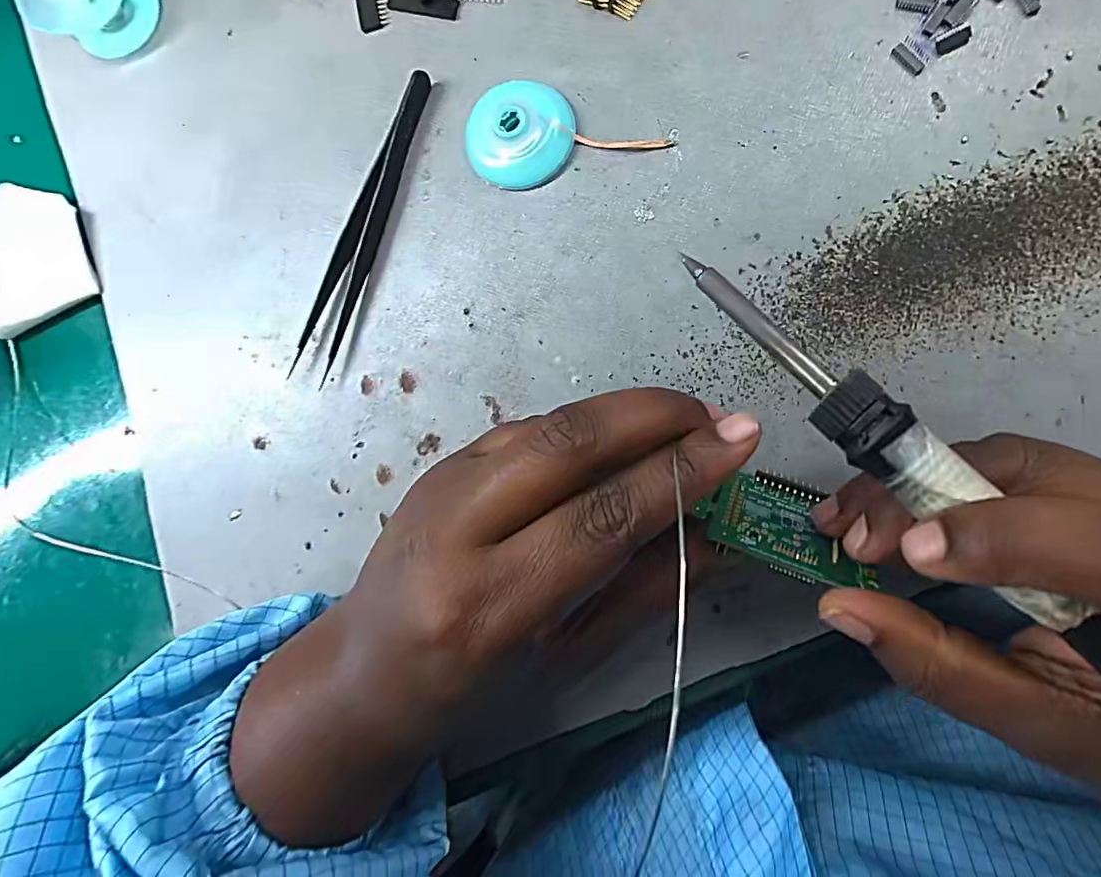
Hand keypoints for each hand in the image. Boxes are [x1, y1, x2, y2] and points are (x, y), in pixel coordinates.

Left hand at [231, 389, 760, 845]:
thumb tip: (721, 533)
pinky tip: (626, 440)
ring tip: (685, 424)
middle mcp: (456, 530)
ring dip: (629, 412)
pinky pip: (536, 429)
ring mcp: (444, 483)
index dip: (681, 471)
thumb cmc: (472, 688)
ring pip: (554, 423)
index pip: (602, 516)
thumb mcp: (568, 658)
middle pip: (571, 444)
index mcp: (487, 605)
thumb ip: (648, 589)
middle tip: (716, 420)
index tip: (740, 439)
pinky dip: (593, 425)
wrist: (360, 673)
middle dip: (657, 416)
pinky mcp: (446, 459)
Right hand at [809, 434, 1100, 843]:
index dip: (1015, 536)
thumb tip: (845, 606)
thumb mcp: (1055, 731)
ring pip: (1021, 458)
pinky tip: (900, 504)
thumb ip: (947, 668)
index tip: (911, 553)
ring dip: (925, 479)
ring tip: (860, 521)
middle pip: (1056, 481)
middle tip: (853, 536)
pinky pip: (1018, 464)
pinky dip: (945, 477)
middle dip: (935, 496)